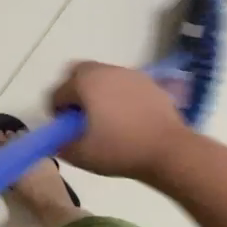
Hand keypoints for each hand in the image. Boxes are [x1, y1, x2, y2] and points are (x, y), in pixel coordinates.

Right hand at [50, 61, 194, 180]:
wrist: (169, 150)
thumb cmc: (120, 150)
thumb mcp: (81, 155)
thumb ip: (61, 145)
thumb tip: (58, 140)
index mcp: (85, 83)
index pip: (57, 92)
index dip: (56, 112)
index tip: (65, 130)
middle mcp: (106, 71)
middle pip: (79, 73)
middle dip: (74, 92)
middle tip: (80, 117)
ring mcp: (130, 74)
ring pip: (103, 76)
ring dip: (97, 92)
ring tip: (104, 119)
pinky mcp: (149, 83)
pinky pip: (124, 84)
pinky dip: (118, 95)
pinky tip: (126, 118)